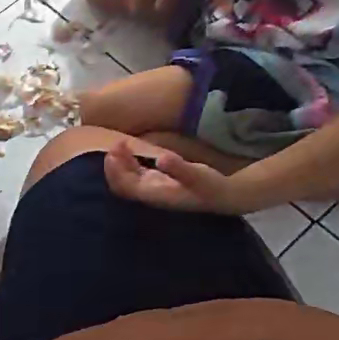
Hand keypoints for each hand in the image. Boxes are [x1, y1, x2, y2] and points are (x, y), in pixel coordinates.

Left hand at [102, 140, 249, 213]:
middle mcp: (150, 193)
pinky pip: (137, 174)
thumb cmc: (210, 186)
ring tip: (121, 143)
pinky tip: (130, 150)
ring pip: (128, 178)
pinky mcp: (159, 182)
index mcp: (154, 194)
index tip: (114, 151)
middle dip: (114, 164)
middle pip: (121, 183)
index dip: (115, 170)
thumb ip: (179, 168)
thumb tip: (161, 158)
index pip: (125, 185)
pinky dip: (130, 162)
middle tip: (117, 143)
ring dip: (121, 162)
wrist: (224, 196)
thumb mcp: (197, 175)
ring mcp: (153, 188)